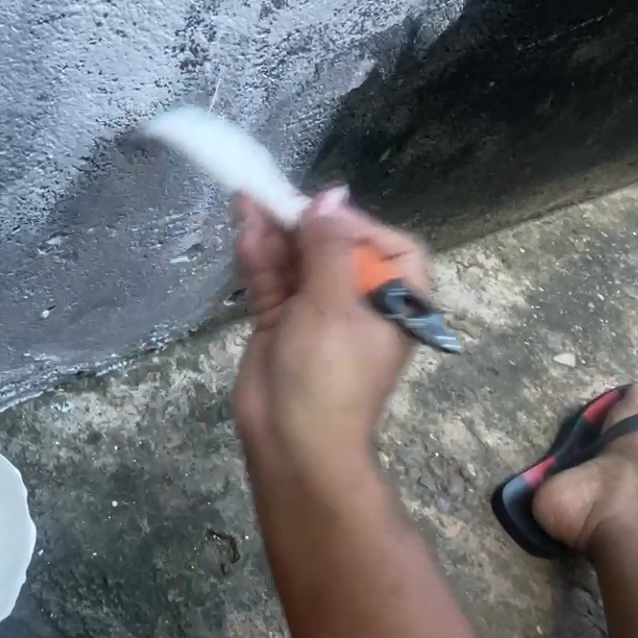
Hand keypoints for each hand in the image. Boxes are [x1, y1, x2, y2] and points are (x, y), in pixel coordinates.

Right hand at [231, 186, 431, 483]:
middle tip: (270, 196)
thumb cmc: (329, 374)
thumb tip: (330, 195)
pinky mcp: (281, 321)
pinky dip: (259, 259)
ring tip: (246, 202)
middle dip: (301, 224)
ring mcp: (316, 311)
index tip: (321, 214)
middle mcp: (357, 302)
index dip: (356, 225)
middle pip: (332, 248)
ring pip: (296, 261)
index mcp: (394, 303)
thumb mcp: (334, 306)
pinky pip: (273, 281)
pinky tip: (244, 231)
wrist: (292, 441)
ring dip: (273, 235)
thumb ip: (329, 247)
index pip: (389, 248)